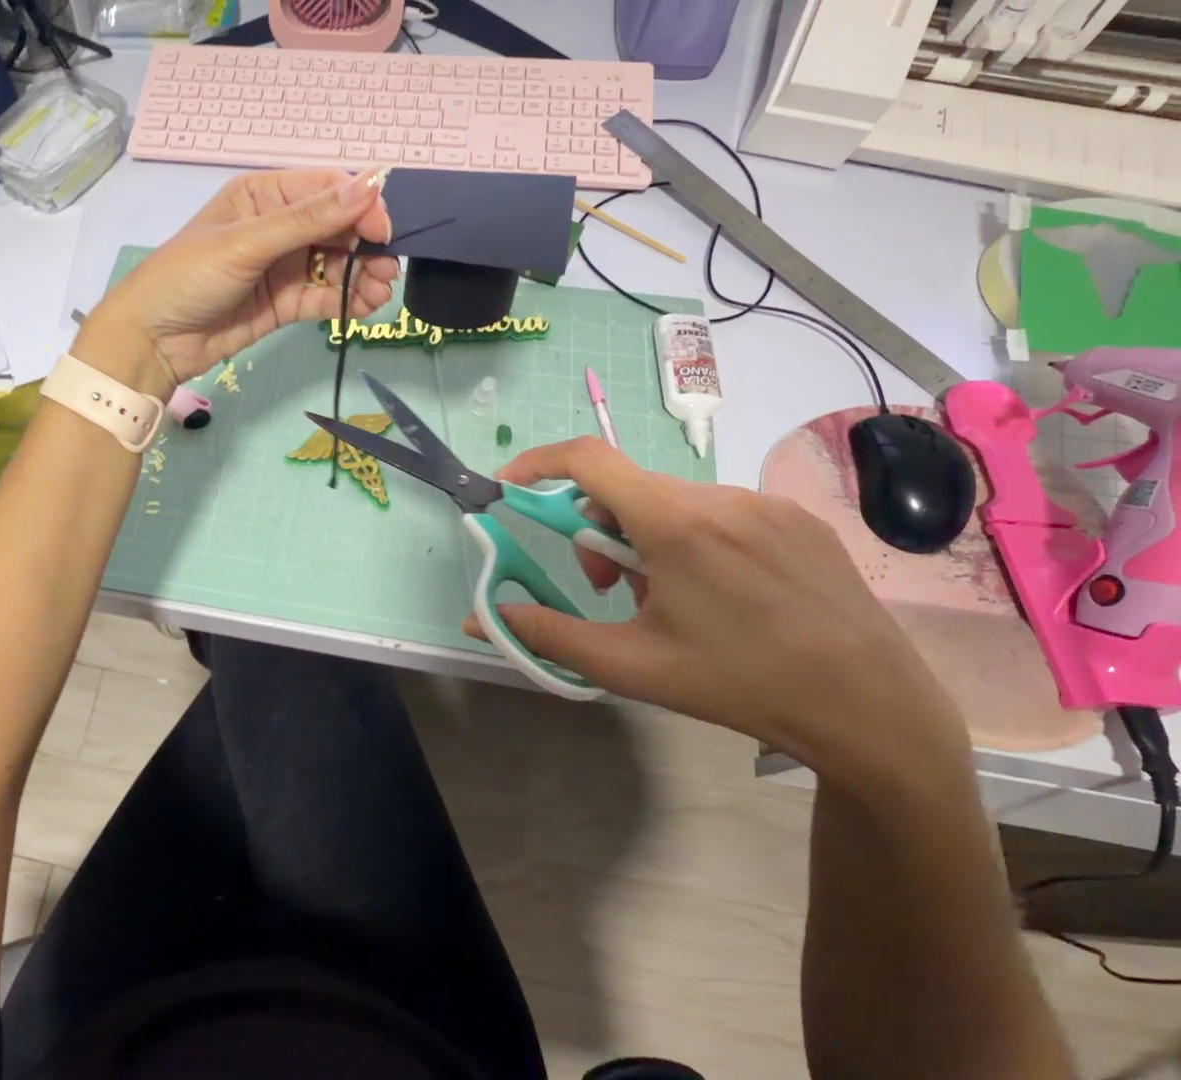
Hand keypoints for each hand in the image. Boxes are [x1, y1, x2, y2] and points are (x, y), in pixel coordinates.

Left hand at [73, 167, 398, 396]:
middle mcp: (277, 226)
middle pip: (338, 227)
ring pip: (336, 264)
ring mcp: (282, 267)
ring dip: (362, 276)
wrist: (153, 340)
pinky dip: (346, 301)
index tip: (383, 232)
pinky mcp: (283, 303)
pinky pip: (324, 296)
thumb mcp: (247, 243)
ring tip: (378, 295)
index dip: (361, 206)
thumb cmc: (189, 277)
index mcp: (264, 195)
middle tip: (387, 271)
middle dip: (367, 246)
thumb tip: (370, 184)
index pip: (327, 189)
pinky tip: (363, 310)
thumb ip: (308, 219)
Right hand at [470, 437, 969, 780]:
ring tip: (670, 601)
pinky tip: (721, 595)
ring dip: (646, 539)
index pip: (588, 459)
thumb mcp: (628, 665)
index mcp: (675, 525)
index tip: (511, 488)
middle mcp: (721, 498)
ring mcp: (767, 505)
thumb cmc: (736, 683)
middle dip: (598, 530)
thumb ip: (546, 634)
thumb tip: (480, 619)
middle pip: (627, 488)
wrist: (867, 704)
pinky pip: (720, 513)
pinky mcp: (799, 520)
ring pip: (674, 502)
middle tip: (609, 588)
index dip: (538, 463)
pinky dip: (692, 540)